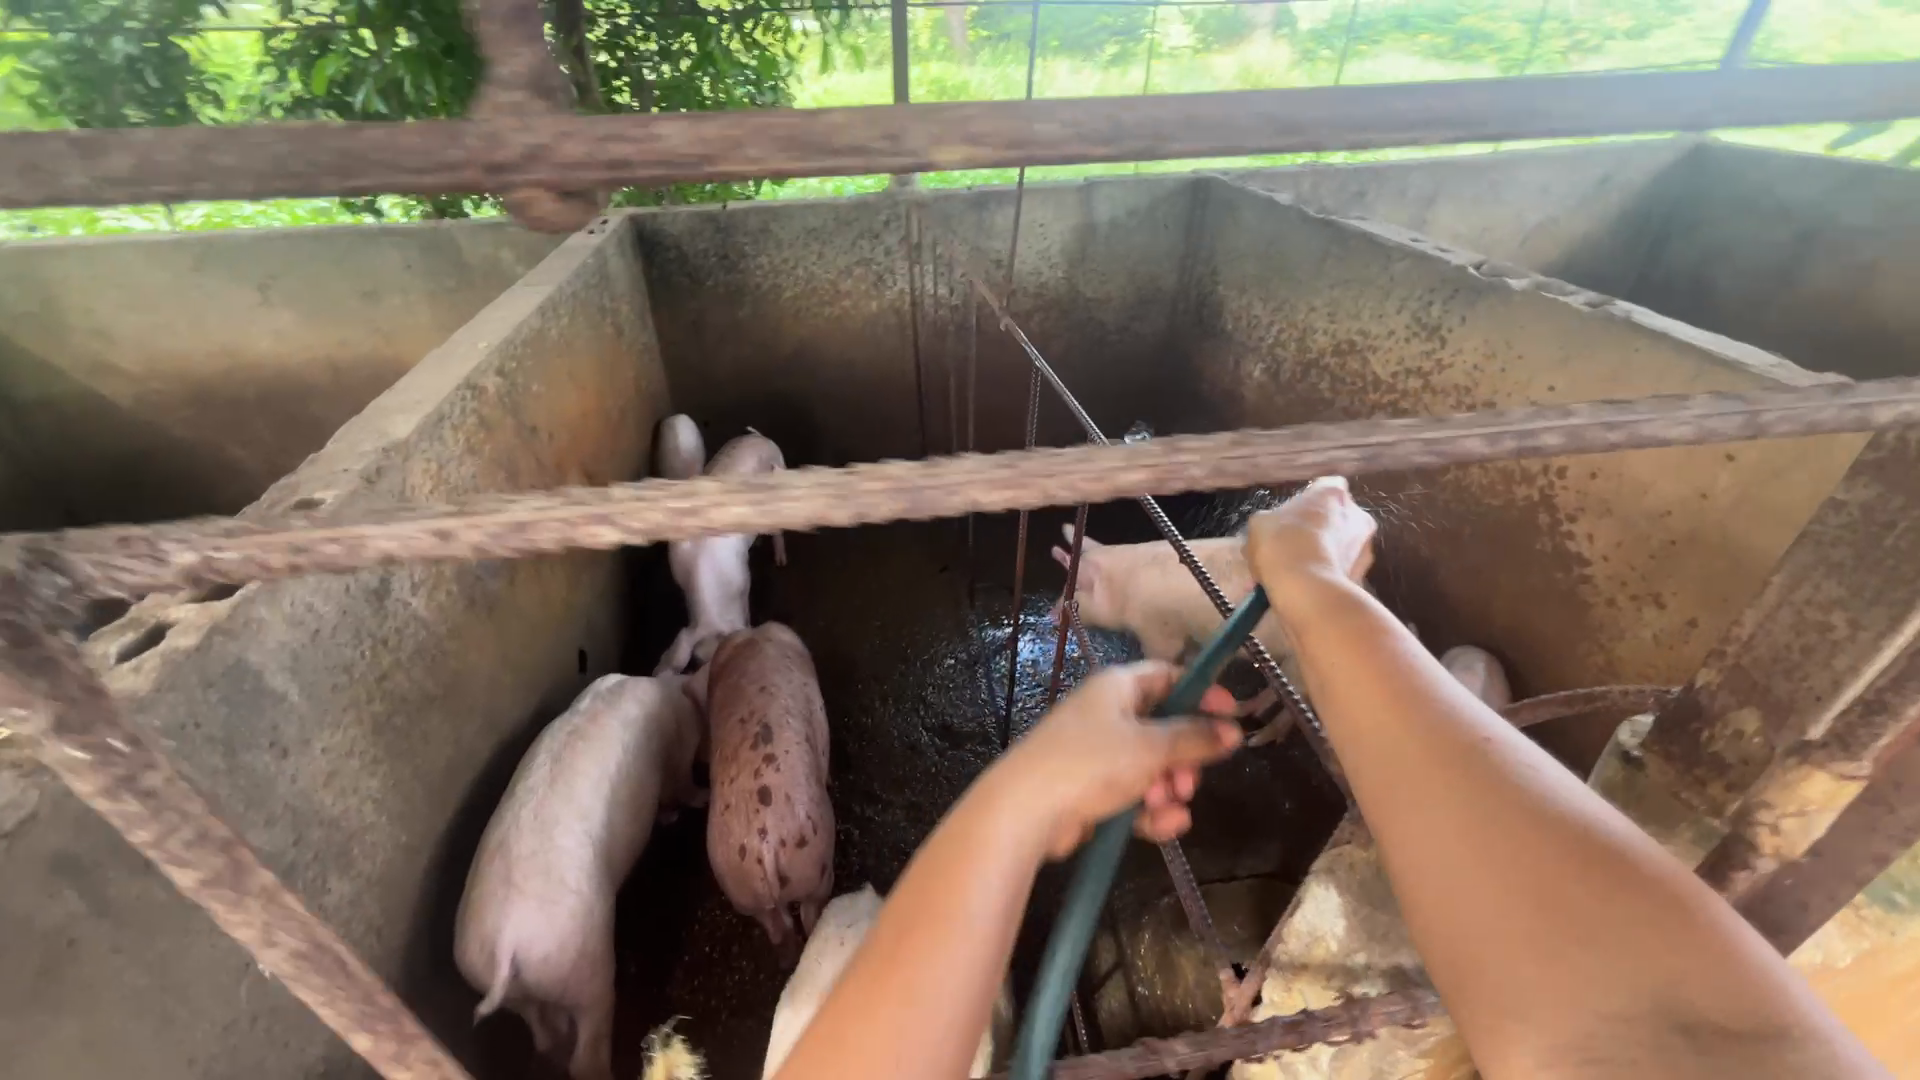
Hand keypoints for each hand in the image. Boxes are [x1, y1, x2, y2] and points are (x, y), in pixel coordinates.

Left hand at [1002, 662, 1241, 859]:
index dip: (1201, 693)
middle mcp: (1107, 714)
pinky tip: (1160, 826)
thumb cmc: (1090, 763)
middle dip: (1184, 758)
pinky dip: (1150, 811)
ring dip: (1167, 788)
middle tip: (1188, 781)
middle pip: (1164, 727)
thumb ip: (1194, 738)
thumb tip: (1233, 731)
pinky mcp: (1093, 791)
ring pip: (1153, 766)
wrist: (1028, 809)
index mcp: (1117, 687)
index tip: (1232, 716)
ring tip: (1164, 806)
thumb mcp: (1149, 746)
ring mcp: (1098, 753)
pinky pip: (1135, 796)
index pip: (1167, 676)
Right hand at [1246, 476, 1377, 605]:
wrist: (1304, 587)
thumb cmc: (1280, 543)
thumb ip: (1272, 520)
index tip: (1294, 515)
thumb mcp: (1259, 524)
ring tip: (1297, 570)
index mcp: (1332, 492)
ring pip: (1343, 545)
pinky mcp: (1363, 575)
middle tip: (1294, 544)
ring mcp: (1366, 546)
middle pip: (1338, 517)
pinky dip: (1328, 575)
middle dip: (1320, 529)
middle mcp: (1358, 514)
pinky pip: (1342, 570)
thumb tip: (1273, 528)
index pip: (1326, 487)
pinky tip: (1306, 585)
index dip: (1309, 501)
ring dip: (1326, 553)